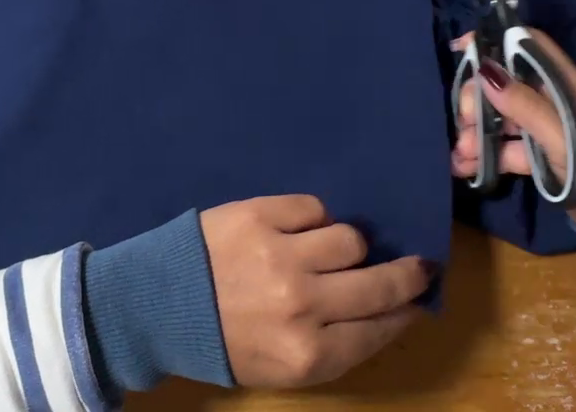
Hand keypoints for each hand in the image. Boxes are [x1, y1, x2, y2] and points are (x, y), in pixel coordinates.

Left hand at [198, 196, 429, 387]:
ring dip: (345, 245)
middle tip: (419, 264)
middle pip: (379, 282)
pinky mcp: (259, 214)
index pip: (381, 328)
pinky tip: (294, 228)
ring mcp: (281, 255)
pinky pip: (312, 207)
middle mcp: (303, 304)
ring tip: (326, 248)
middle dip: (407, 274)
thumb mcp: (282, 368)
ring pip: (349, 238)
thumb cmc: (221, 341)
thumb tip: (388, 311)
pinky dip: (311, 217)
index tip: (419, 297)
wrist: (155, 301)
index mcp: (309, 354)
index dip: (406, 310)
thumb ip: (335, 344)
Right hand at [450, 28, 575, 224]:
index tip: (461, 50)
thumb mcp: (570, 141)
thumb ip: (527, 107)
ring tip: (459, 156)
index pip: (527, 47)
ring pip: (503, 120)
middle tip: (464, 123)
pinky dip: (486, 157)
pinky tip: (466, 168)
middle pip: (505, 85)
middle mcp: (554, 101)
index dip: (495, 41)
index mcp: (566, 86)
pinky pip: (509, 150)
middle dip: (477, 99)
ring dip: (477, 133)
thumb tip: (484, 69)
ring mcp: (548, 131)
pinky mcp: (545, 160)